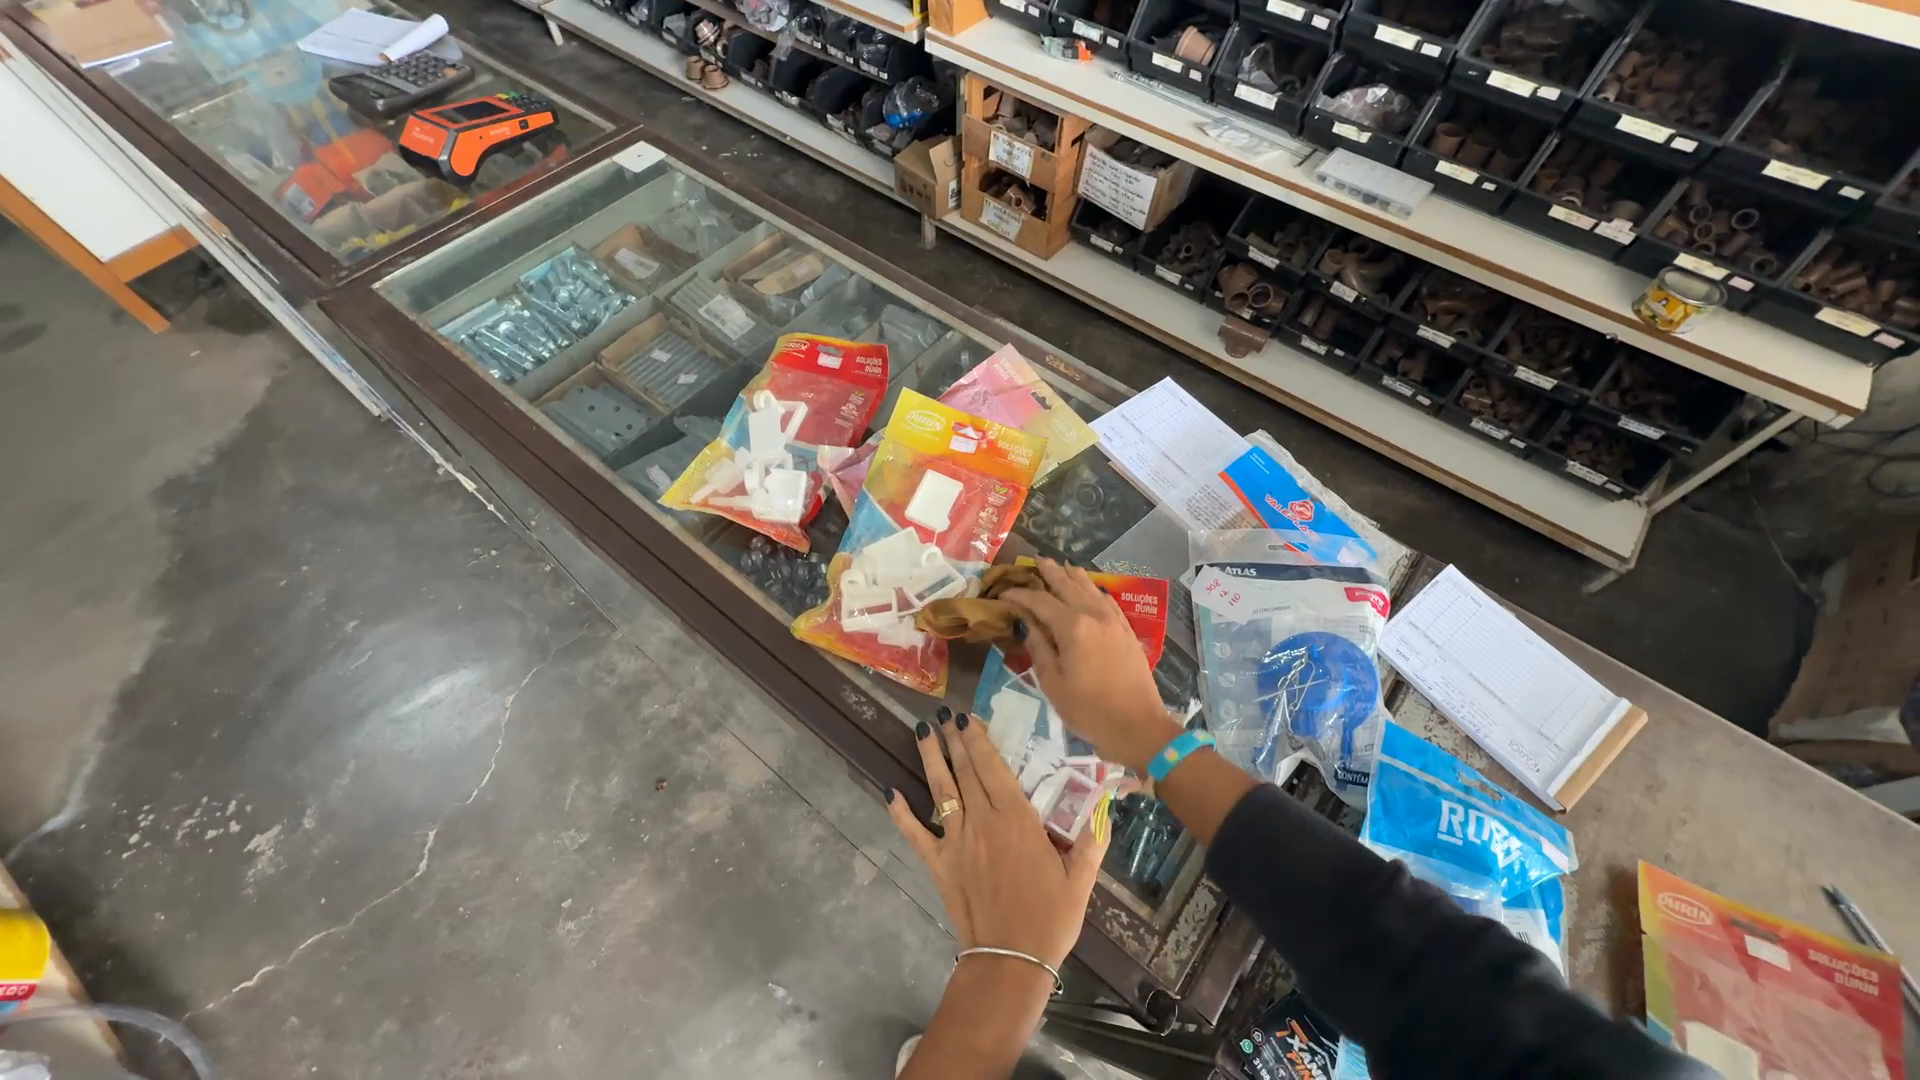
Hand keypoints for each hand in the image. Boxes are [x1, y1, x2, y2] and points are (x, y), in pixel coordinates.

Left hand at [887, 708, 1111, 968]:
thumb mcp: (1081, 879)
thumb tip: (1106, 805)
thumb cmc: (1050, 918)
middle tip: (945, 715)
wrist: (1010, 961)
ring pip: (940, 790)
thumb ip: (1092, 839)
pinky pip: (915, 833)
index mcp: (1016, 818)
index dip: (979, 739)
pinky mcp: (938, 863)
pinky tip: (890, 791)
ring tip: (923, 733)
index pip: (993, 766)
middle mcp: (982, 820)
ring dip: (930, 759)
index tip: (969, 717)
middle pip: (965, 770)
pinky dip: (901, 813)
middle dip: (954, 740)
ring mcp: (956, 840)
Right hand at [998, 559, 1184, 773]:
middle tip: (1036, 561)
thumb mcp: (1053, 683)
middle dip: (1050, 573)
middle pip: (1068, 586)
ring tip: (1062, 567)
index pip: (1040, 602)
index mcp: (1072, 627)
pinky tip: (1090, 590)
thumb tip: (1028, 625)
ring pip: (1090, 589)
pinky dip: (1094, 591)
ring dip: (1073, 576)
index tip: (1005, 593)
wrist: (1138, 726)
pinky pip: (1107, 601)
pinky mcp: (1127, 631)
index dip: (1020, 595)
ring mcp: (1114, 621)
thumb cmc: (1089, 710)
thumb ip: (1040, 649)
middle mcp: (1094, 615)